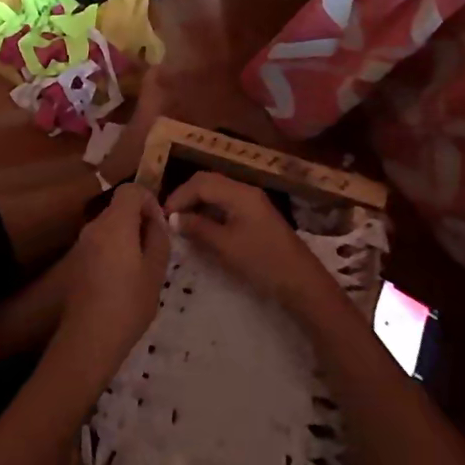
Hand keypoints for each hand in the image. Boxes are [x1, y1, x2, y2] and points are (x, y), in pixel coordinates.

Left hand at [56, 184, 171, 369]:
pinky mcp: (77, 261)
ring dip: (128, 235)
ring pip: (110, 225)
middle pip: (119, 207)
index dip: (148, 199)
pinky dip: (115, 248)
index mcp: (115, 223)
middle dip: (140, 219)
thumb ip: (158, 238)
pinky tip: (124, 278)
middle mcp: (94, 227)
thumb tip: (156, 221)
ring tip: (143, 267)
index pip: (130, 190)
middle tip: (156, 248)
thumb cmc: (128, 304)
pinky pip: (100, 242)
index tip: (159, 224)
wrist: (88, 340)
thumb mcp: (156, 271)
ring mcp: (82, 244)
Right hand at [164, 173, 338, 316]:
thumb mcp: (226, 246)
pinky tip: (202, 227)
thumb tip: (173, 218)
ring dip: (197, 203)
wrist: (301, 281)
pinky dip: (210, 211)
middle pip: (209, 182)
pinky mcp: (256, 215)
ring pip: (217, 192)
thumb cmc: (262, 262)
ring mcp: (252, 202)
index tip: (163, 216)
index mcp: (239, 193)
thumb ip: (198, 228)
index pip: (201, 182)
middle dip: (186, 196)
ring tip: (182, 223)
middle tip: (170, 217)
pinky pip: (226, 203)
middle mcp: (245, 190)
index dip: (179, 196)